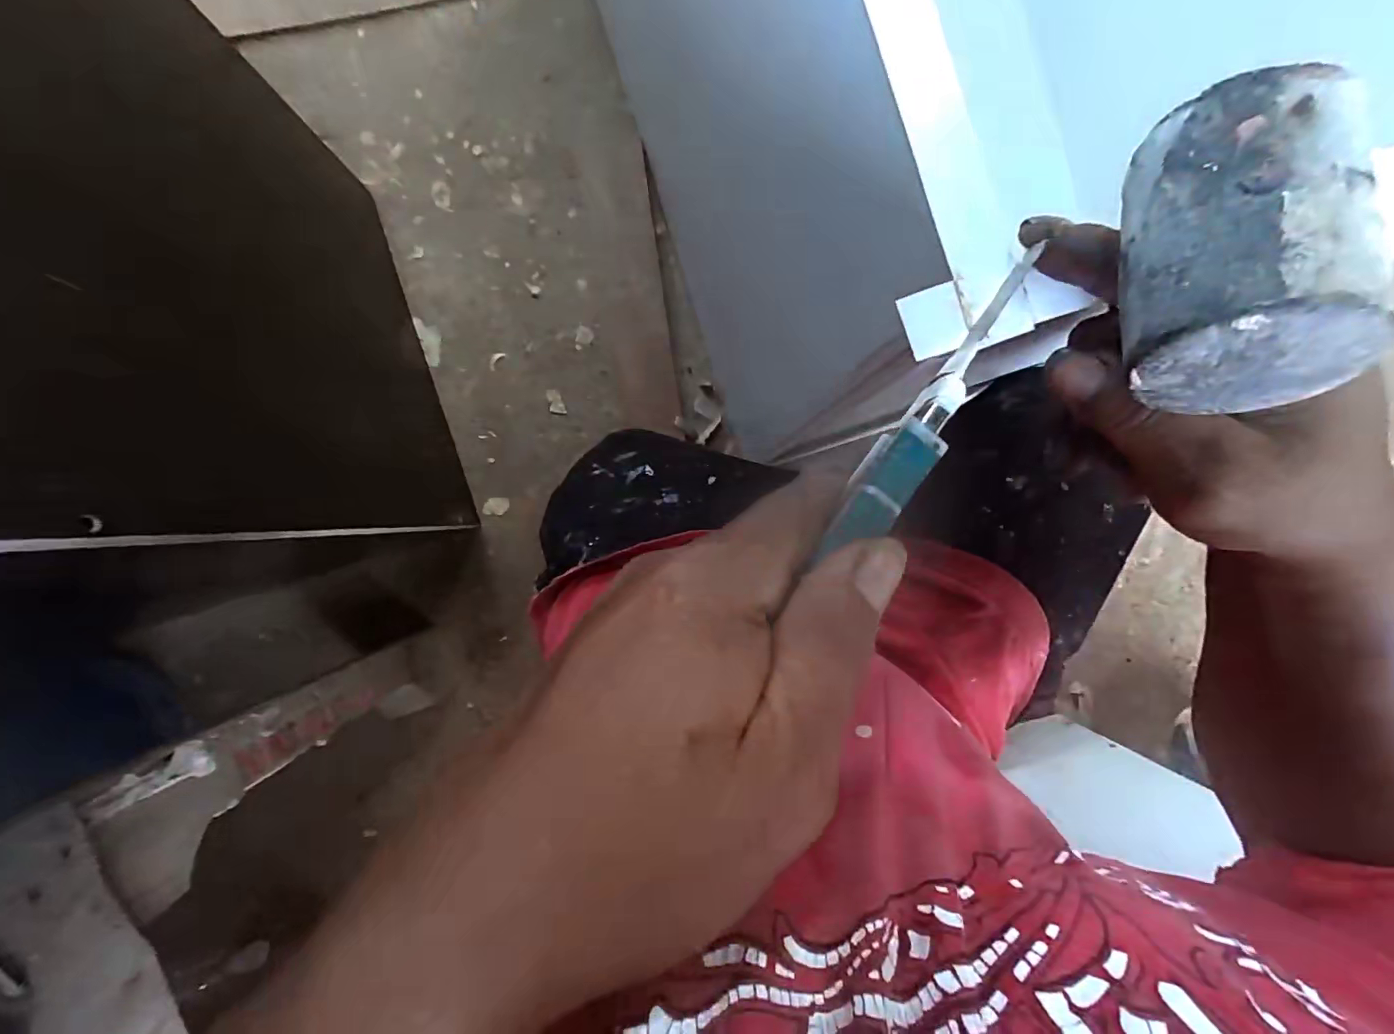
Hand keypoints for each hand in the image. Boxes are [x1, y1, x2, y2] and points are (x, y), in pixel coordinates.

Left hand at [221, 477, 905, 1032]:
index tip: (893, 552)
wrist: (501, 884)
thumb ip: (832, 640)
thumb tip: (874, 550)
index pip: (797, 509)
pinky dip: (714, 650)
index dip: (852, 514)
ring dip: (758, 627)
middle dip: (806, 588)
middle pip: (755, 550)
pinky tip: (714, 712)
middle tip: (842, 669)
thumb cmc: (660, 836)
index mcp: (708, 583)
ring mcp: (612, 611)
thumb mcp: (784, 758)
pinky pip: (675, 623)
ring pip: (715, 591)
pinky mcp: (590, 650)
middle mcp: (653, 575)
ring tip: (782, 704)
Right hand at [1022, 216, 1393, 561]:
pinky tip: (1097, 461)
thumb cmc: (1281, 507)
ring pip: (1114, 356)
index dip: (1107, 251)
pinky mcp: (1189, 393)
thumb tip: (1058, 367)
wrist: (1307, 552)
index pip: (1185, 264)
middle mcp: (1242, 330)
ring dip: (1084, 404)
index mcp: (1280, 324)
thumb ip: (1135, 417)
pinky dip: (1093, 423)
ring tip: (1084, 456)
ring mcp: (1211, 363)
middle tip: (1063, 400)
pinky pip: (1116, 389)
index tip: (1037, 242)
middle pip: (1136, 309)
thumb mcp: (1207, 470)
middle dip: (1085, 355)